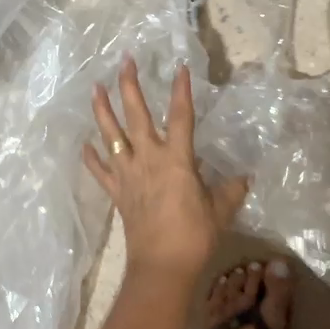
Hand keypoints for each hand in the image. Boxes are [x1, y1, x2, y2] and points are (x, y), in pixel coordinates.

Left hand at [84, 58, 248, 285]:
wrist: (162, 267)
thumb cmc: (195, 236)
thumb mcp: (221, 210)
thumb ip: (231, 189)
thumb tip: (244, 177)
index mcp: (177, 158)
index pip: (180, 115)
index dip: (181, 90)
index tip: (180, 67)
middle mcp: (149, 159)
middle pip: (136, 115)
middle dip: (129, 86)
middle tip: (124, 61)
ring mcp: (128, 175)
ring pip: (111, 136)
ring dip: (102, 110)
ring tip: (95, 88)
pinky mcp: (117, 193)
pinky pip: (100, 171)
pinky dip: (92, 157)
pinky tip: (85, 144)